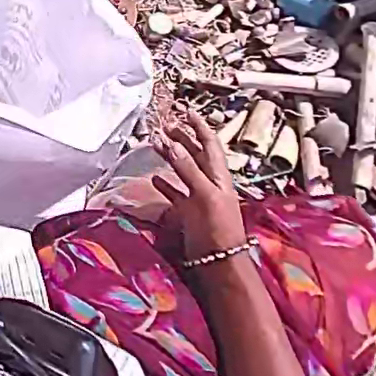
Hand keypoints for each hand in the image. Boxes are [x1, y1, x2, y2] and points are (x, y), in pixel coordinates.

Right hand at [150, 107, 248, 260]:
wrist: (220, 264)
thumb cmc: (217, 228)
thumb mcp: (204, 195)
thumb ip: (188, 169)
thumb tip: (172, 142)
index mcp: (217, 175)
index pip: (209, 143)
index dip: (199, 125)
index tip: (186, 111)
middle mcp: (210, 183)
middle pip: (196, 153)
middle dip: (183, 137)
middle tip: (166, 126)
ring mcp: (200, 197)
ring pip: (185, 170)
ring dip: (172, 156)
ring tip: (157, 144)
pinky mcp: (190, 213)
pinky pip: (176, 192)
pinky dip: (166, 183)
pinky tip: (154, 178)